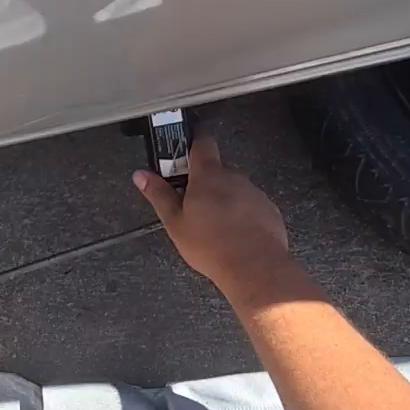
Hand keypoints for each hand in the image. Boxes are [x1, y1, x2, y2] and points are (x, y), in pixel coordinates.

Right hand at [133, 133, 295, 298]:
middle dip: (203, 180)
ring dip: (222, 198)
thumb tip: (142, 176)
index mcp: (208, 176)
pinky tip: (230, 233)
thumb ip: (159, 194)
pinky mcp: (268, 210)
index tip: (182, 151)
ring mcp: (253, 193)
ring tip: (211, 224)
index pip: (202, 142)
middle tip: (189, 201)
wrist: (253, 267)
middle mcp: (234, 177)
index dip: (192, 142)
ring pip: (233, 188)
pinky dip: (240, 214)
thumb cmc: (212, 245)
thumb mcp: (175, 221)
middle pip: (216, 168)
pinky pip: (249, 205)